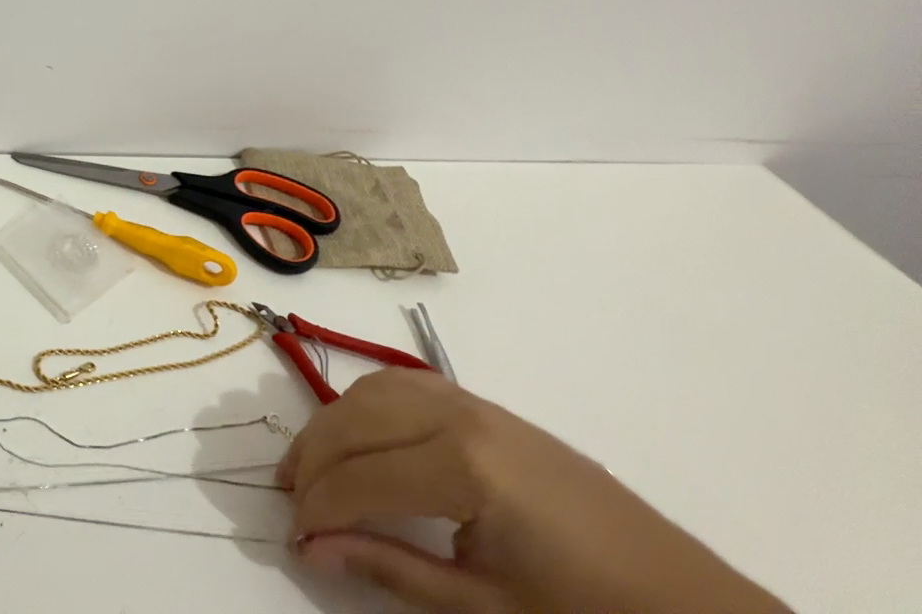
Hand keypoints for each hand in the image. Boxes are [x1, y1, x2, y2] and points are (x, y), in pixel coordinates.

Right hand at [279, 369, 789, 613]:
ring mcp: (478, 405)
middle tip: (291, 504)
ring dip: (333, 426)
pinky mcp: (491, 409)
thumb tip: (310, 549)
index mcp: (464, 468)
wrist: (686, 601)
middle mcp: (462, 417)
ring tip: (313, 469)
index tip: (294, 541)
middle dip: (311, 461)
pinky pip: (406, 386)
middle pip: (353, 422)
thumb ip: (388, 568)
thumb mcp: (482, 607)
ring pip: (373, 392)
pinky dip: (367, 406)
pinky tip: (361, 439)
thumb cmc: (585, 613)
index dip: (317, 511)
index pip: (358, 480)